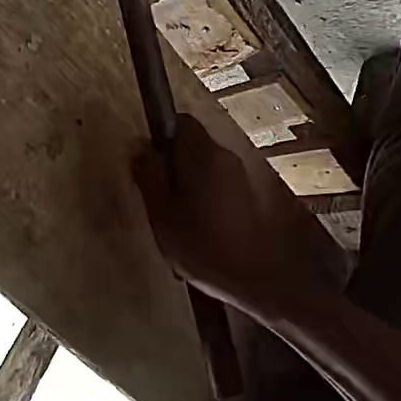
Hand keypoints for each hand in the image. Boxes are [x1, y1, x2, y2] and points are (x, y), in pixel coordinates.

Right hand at [132, 116, 339, 318]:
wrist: (262, 278)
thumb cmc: (205, 247)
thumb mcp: (163, 216)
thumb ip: (149, 178)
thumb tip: (138, 148)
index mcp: (203, 155)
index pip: (180, 122)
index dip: (161, 138)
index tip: (151, 164)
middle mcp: (228, 156)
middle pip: (195, 145)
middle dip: (176, 165)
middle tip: (163, 200)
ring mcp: (246, 175)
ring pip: (209, 167)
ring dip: (194, 184)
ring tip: (184, 221)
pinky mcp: (256, 195)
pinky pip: (224, 185)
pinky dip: (211, 199)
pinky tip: (206, 231)